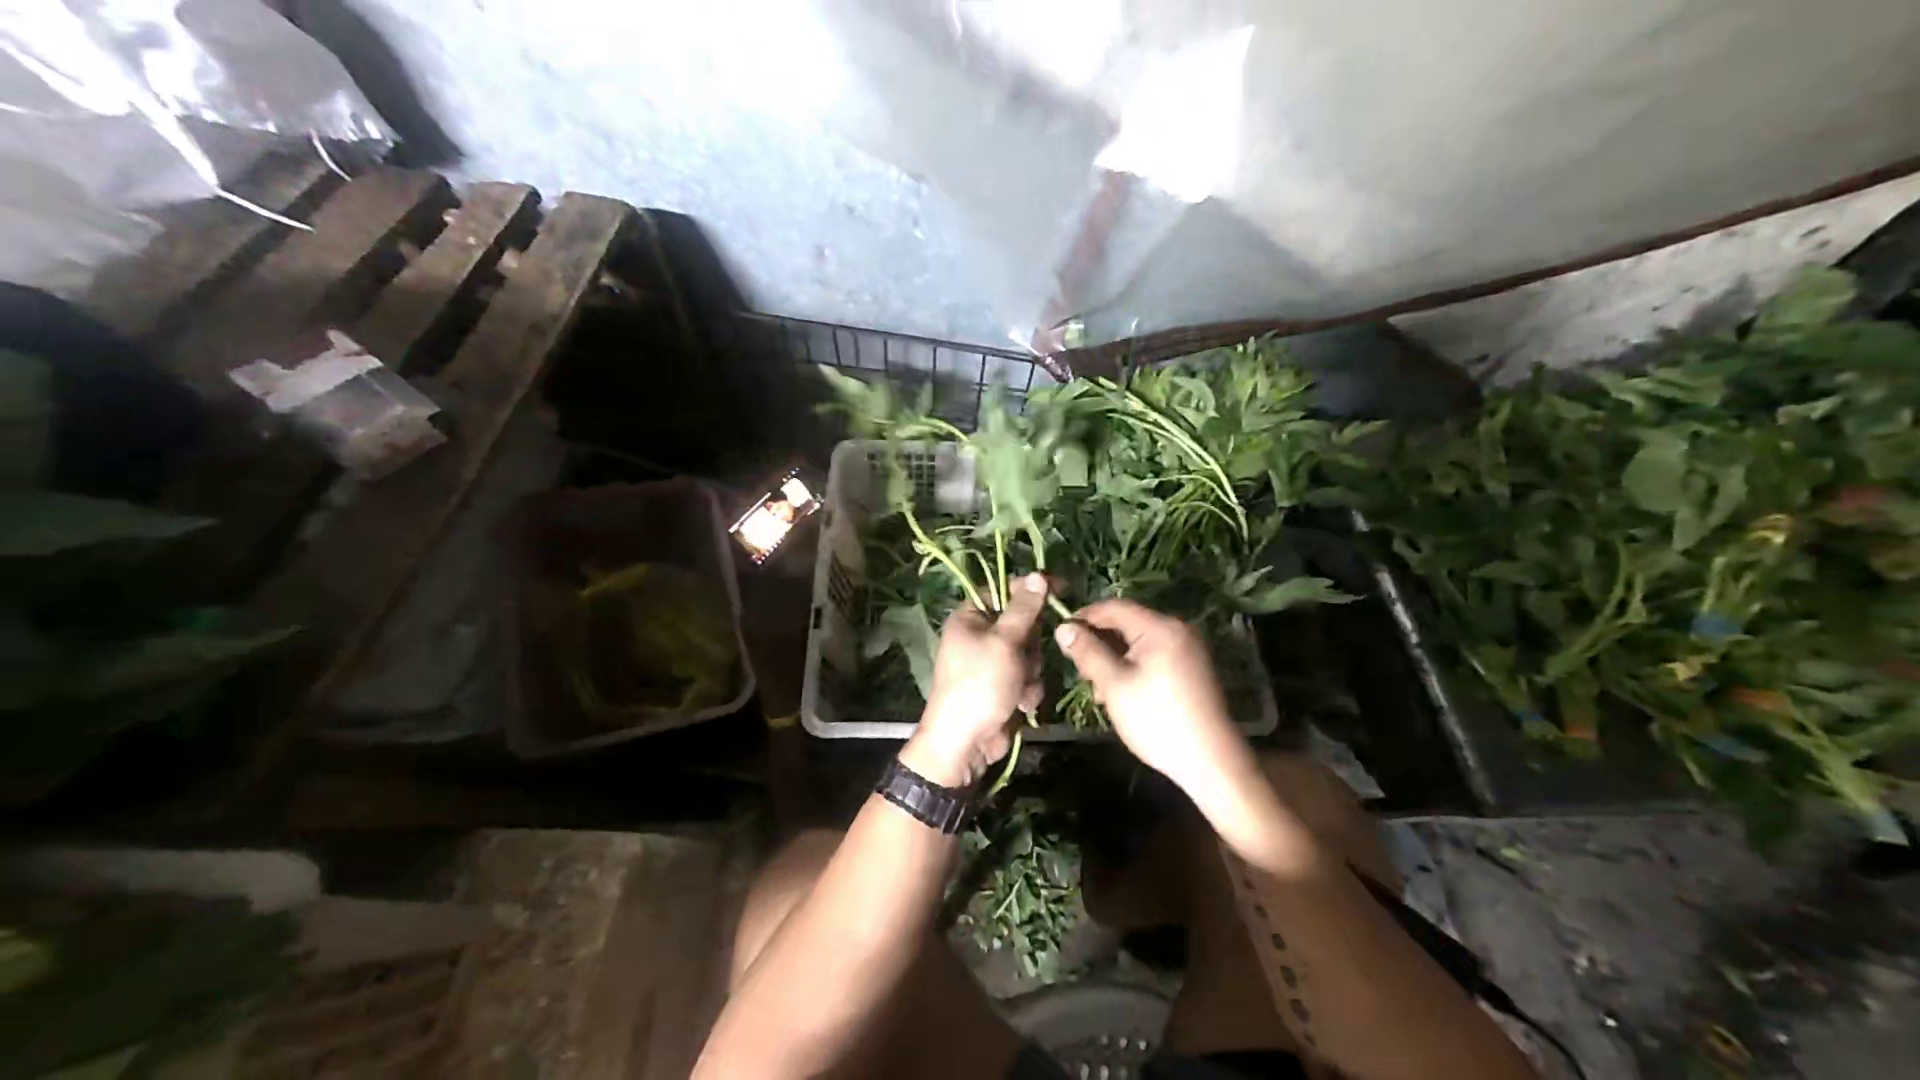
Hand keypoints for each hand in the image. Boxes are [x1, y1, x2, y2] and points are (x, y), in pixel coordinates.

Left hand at [898, 574, 1048, 787]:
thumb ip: (1024, 609)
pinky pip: (1028, 677)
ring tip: (1019, 689)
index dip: (1030, 590)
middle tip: (1026, 659)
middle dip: (1031, 646)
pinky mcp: (1004, 686)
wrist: (965, 743)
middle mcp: (979, 636)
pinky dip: (1028, 690)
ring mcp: (992, 663)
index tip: (1061, 588)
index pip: (1003, 590)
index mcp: (970, 618)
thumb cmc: (979, 685)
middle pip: (1023, 624)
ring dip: (1031, 672)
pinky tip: (1020, 705)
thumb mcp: (1004, 642)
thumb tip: (1038, 575)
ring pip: (1031, 653)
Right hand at [1051, 599, 1253, 795]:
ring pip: (1137, 642)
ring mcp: (1187, 649)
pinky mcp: (1190, 668)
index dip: (1084, 616)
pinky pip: (1152, 655)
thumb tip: (1063, 627)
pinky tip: (1119, 693)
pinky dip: (1131, 667)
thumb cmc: (1158, 720)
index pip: (1114, 607)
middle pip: (1126, 623)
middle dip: (1099, 643)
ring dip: (1113, 659)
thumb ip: (1087, 652)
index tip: (1061, 635)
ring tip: (1099, 690)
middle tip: (1080, 671)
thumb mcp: (1114, 685)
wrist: (1210, 762)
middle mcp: (1178, 630)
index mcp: (1161, 628)